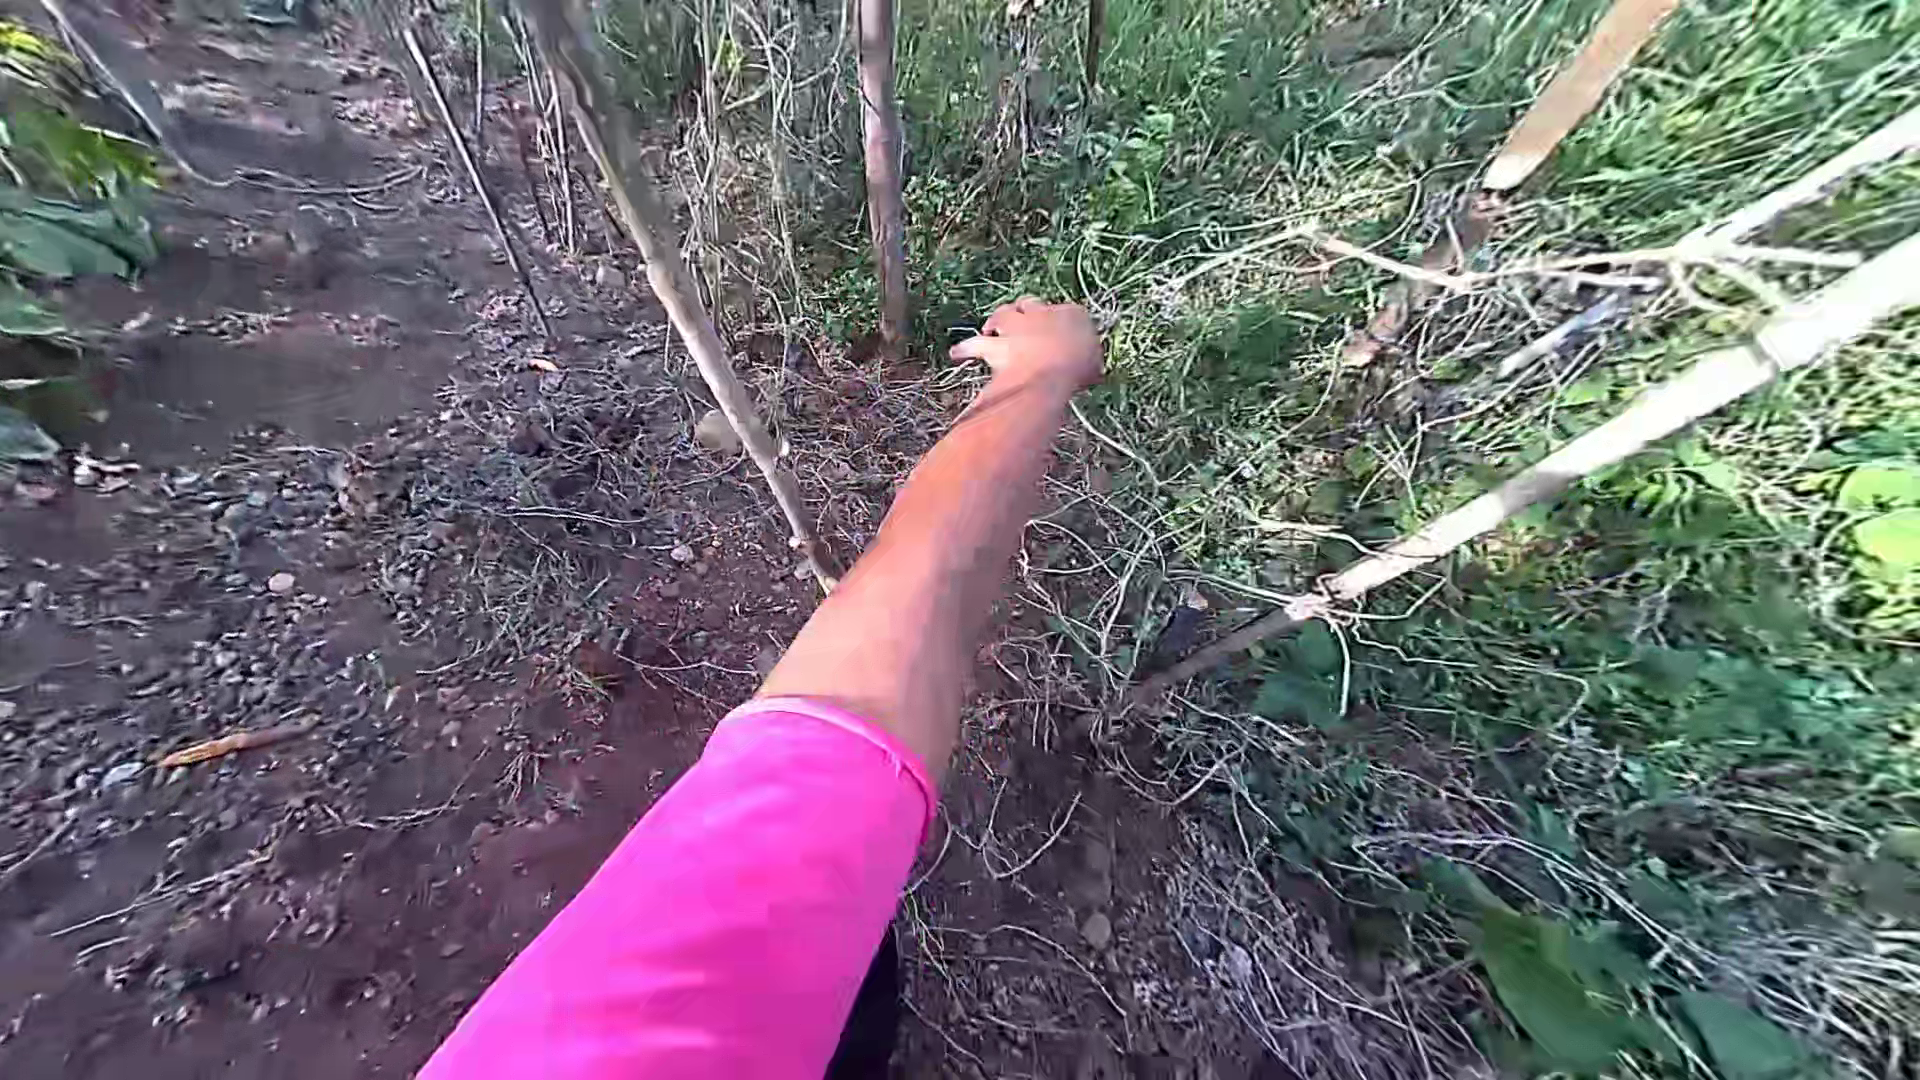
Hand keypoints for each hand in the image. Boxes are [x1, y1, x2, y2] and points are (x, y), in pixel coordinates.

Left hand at [949, 297, 1102, 392]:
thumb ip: (1089, 363)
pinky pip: (975, 346)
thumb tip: (1090, 373)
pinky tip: (955, 353)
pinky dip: (965, 349)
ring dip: (996, 321)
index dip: (1057, 321)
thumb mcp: (1093, 365)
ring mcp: (1017, 327)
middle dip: (1023, 311)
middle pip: (1030, 304)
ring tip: (989, 328)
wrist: (1051, 370)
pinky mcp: (997, 346)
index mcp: (1072, 314)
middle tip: (1019, 321)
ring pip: (1003, 315)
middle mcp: (1042, 314)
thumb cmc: (1079, 368)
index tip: (1055, 331)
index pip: (1065, 312)